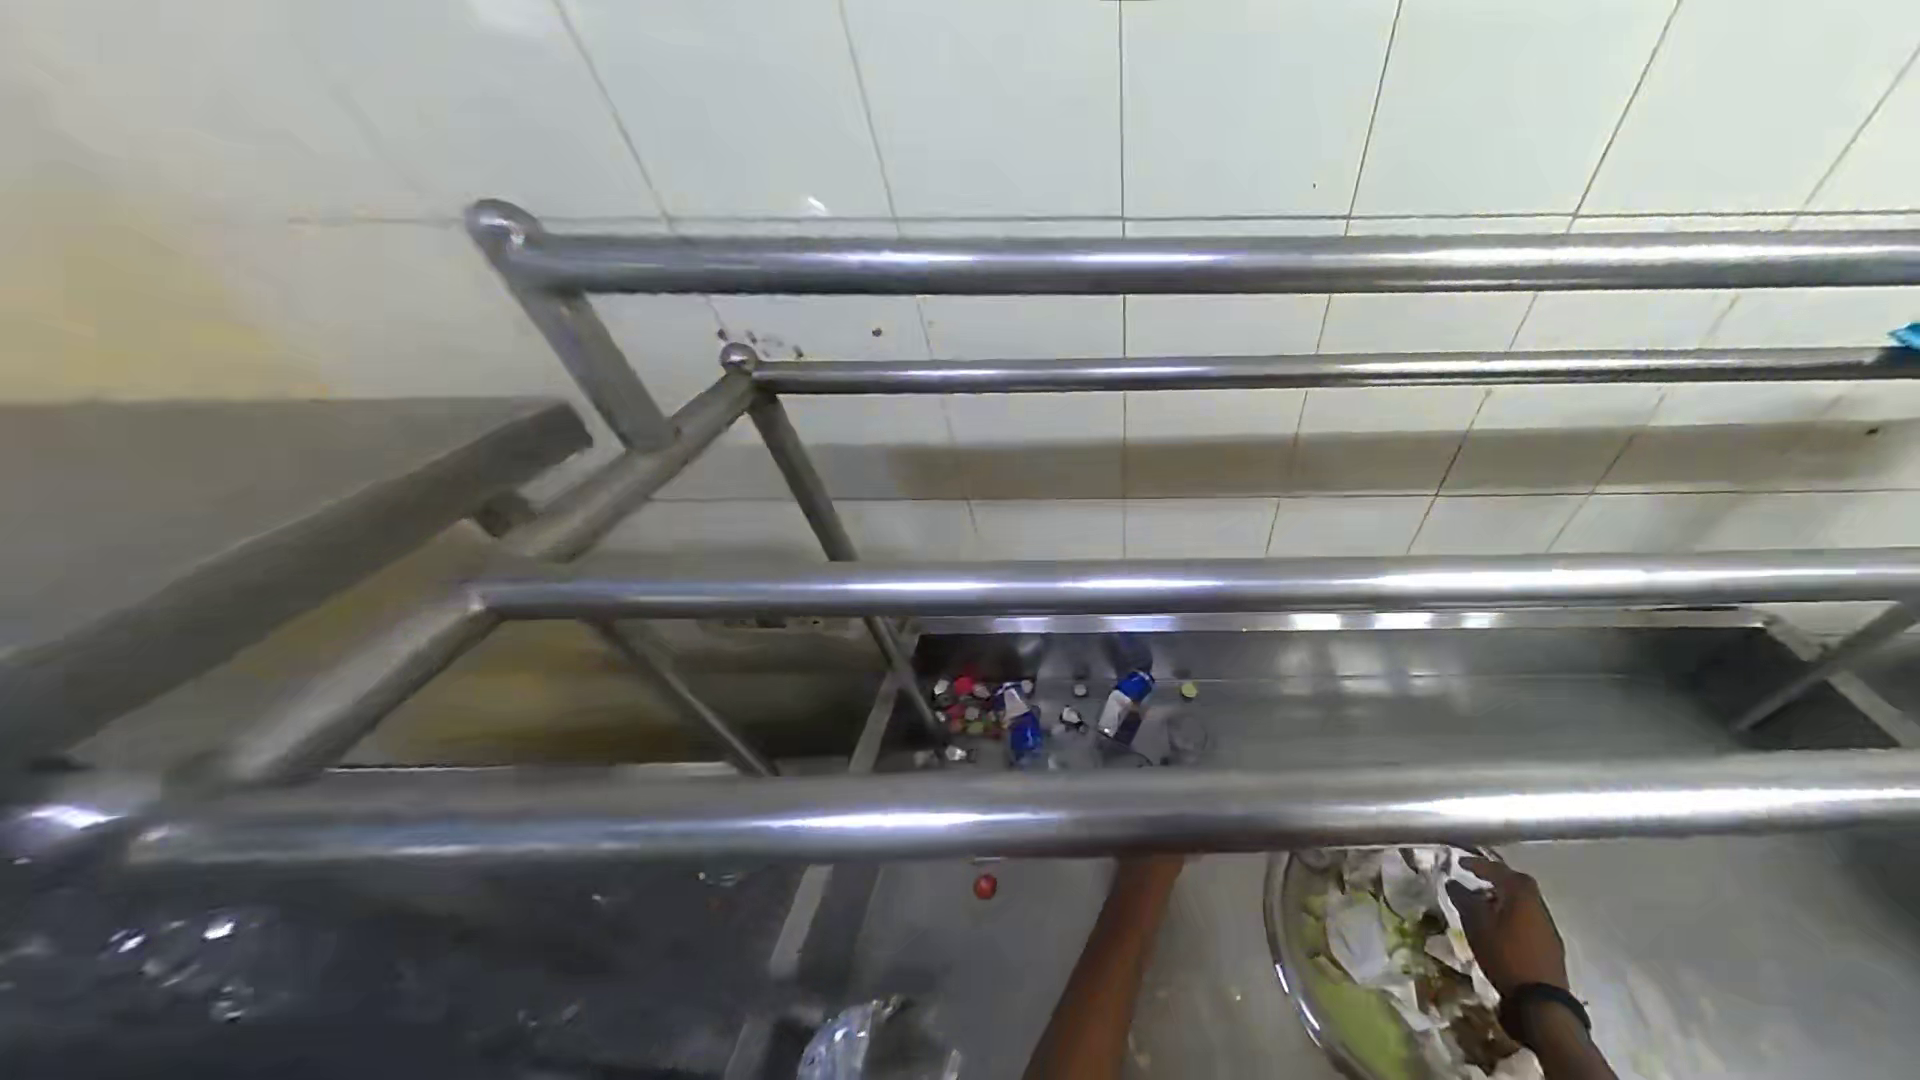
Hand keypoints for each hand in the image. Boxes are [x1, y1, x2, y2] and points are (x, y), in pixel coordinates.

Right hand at [1446, 856, 1567, 995]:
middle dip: (1496, 879)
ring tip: (1482, 903)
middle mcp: (1539, 909)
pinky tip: (1498, 926)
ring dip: (1504, 898)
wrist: (1541, 1000)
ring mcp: (1548, 929)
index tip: (1461, 863)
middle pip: (1519, 885)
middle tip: (1476, 879)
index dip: (1480, 864)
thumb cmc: (1504, 953)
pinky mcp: (1549, 947)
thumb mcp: (1476, 923)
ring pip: (1524, 903)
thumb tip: (1454, 883)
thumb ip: (1463, 899)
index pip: (1501, 871)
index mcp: (1522, 898)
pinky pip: (1528, 919)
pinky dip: (1512, 914)